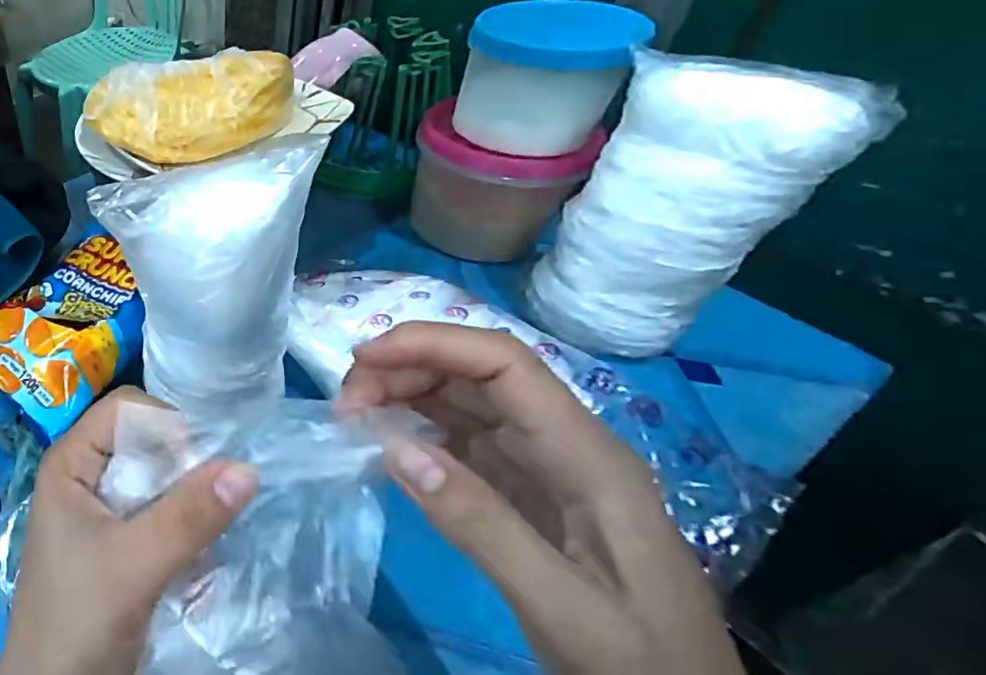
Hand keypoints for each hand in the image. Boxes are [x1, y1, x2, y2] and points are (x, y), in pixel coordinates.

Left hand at [0, 387, 257, 674]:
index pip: (127, 407)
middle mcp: (85, 475)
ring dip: (187, 503)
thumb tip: (248, 468)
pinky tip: (196, 561)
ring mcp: (102, 510)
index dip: (165, 425)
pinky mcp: (119, 543)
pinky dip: (183, 529)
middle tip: (206, 506)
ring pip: (159, 479)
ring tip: (203, 536)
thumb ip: (189, 517)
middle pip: (147, 440)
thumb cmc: (78, 620)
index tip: (195, 467)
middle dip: (182, 468)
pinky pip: (161, 513)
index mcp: (71, 460)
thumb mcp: (134, 565)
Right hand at [339, 323, 742, 674]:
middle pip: (477, 374)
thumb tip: (394, 447)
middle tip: (346, 401)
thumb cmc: (640, 663)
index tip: (366, 357)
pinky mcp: (527, 490)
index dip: (432, 343)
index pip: (504, 363)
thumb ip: (480, 525)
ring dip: (407, 395)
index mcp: (585, 452)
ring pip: (466, 402)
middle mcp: (563, 442)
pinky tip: (388, 443)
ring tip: (354, 415)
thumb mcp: (562, 608)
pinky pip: (465, 441)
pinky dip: (420, 432)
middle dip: (407, 369)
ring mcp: (544, 465)